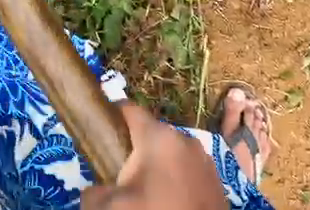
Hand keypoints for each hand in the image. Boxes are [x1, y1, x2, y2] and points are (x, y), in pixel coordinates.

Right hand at [81, 105, 228, 209]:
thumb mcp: (113, 209)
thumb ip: (94, 195)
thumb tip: (93, 191)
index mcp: (158, 136)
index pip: (129, 109)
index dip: (111, 116)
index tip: (99, 130)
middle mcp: (184, 138)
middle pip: (150, 135)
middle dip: (134, 151)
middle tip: (120, 175)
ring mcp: (204, 159)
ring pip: (171, 154)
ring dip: (157, 168)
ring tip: (146, 193)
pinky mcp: (216, 181)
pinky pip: (188, 172)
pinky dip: (176, 182)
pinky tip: (169, 201)